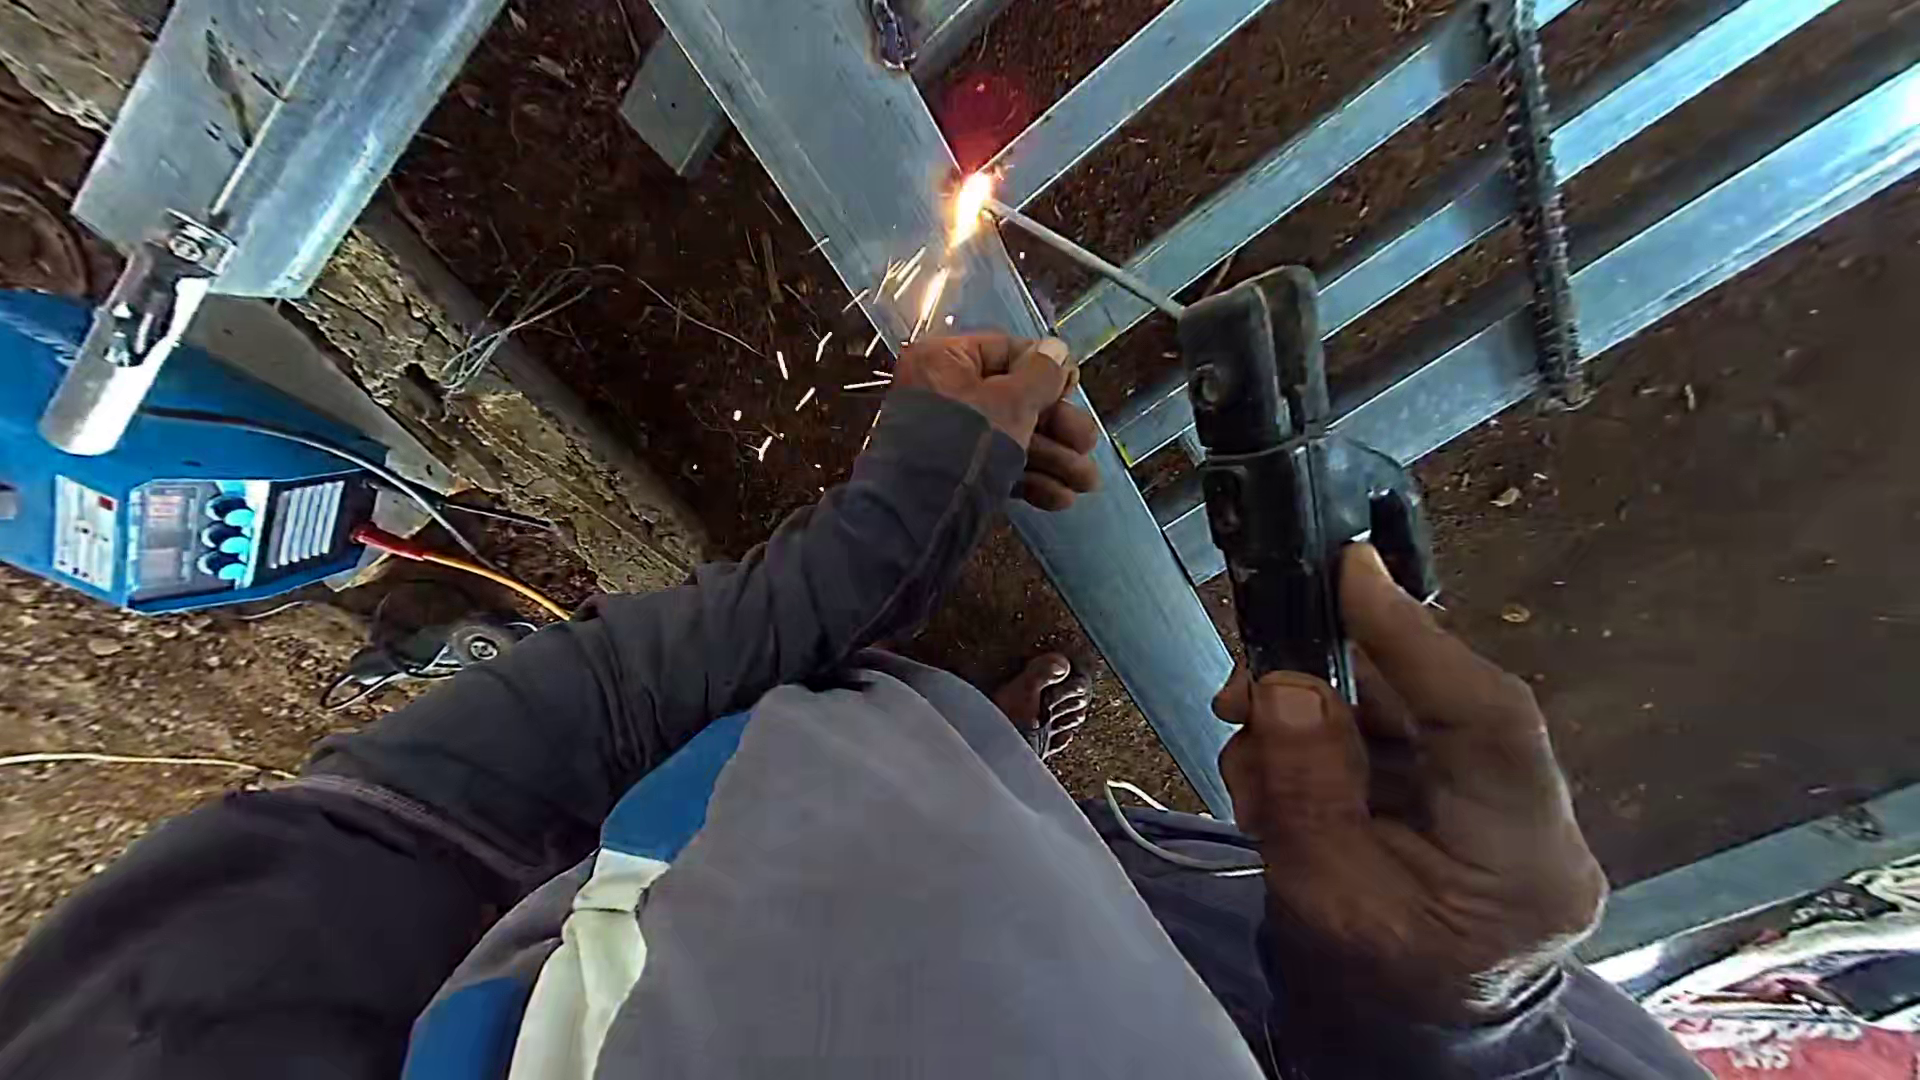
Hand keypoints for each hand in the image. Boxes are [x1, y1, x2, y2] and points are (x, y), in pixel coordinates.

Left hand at [896, 334, 1100, 510]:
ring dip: (1055, 460)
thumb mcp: (1010, 403)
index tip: (1074, 387)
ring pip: (1013, 439)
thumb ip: (1040, 375)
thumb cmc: (962, 446)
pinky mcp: (959, 475)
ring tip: (1087, 482)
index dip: (1045, 370)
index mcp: (945, 361)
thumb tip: (1056, 350)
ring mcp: (951, 438)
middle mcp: (945, 395)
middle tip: (1087, 443)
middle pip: (1016, 400)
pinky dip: (1031, 481)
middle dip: (1059, 428)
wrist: (918, 518)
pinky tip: (1061, 498)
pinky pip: (1000, 468)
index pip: (1006, 352)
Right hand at [1216, 545, 1605, 1024]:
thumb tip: (1285, 682)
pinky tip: (1269, 784)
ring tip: (1253, 780)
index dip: (1414, 634)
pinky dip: (1296, 738)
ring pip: (1373, 705)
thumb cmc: (1363, 974)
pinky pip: (1356, 726)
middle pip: (1413, 698)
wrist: (1381, 1020)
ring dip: (1292, 722)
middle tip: (1236, 697)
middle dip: (1314, 685)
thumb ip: (1303, 784)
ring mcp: (1468, 788)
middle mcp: (1512, 804)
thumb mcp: (1319, 889)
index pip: (1486, 716)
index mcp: (1521, 852)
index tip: (1350, 570)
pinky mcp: (1426, 779)